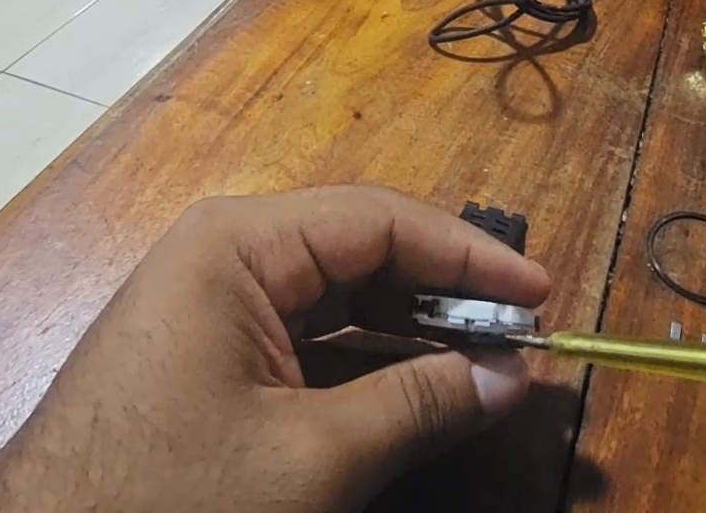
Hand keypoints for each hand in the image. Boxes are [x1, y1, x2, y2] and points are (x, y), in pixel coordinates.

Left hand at [0, 187, 550, 512]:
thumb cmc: (168, 499)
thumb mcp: (308, 460)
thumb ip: (417, 405)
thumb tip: (512, 378)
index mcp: (243, 241)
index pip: (380, 220)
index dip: (466, 253)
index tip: (537, 289)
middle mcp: (233, 248)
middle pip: (363, 247)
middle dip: (443, 287)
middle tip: (521, 326)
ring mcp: (222, 296)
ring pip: (342, 288)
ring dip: (414, 321)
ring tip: (486, 353)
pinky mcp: (219, 344)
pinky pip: (313, 329)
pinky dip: (371, 352)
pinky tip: (421, 376)